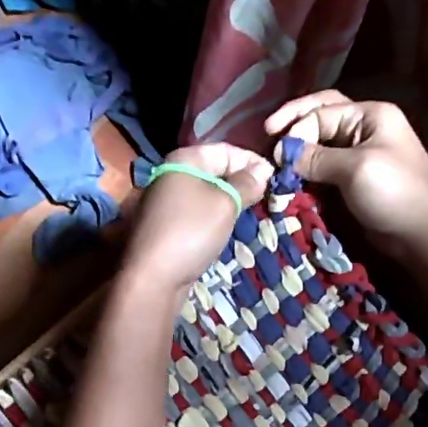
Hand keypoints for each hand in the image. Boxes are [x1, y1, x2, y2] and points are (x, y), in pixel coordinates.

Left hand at [120, 143, 271, 296]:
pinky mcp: (166, 225)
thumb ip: (246, 183)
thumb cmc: (192, 232)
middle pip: (215, 170)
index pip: (226, 150)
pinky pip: (197, 212)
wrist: (153, 276)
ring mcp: (166, 201)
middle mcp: (172, 175)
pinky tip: (227, 227)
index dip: (251, 161)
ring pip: (206, 193)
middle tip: (266, 196)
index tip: (274, 178)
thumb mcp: (226, 204)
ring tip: (251, 211)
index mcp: (184, 160)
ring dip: (229, 200)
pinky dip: (214, 215)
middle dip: (241, 181)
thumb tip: (263, 169)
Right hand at [264, 90, 427, 257]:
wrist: (423, 233)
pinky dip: (307, 174)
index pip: (321, 111)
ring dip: (298, 154)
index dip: (296, 128)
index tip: (277, 153)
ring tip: (276, 165)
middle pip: (320, 119)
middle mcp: (364, 130)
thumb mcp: (354, 168)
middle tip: (267, 139)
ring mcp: (359, 156)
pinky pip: (324, 170)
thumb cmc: (394, 192)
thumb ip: (317, 158)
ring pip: (320, 146)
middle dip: (294, 129)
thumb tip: (282, 154)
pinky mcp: (354, 182)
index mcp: (370, 115)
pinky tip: (292, 181)